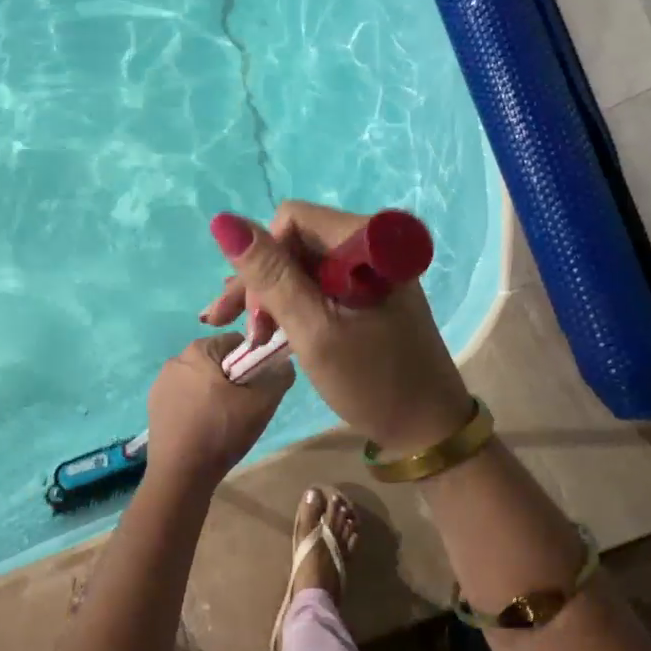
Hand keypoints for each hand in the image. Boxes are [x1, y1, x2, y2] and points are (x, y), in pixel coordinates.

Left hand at [144, 333, 292, 489]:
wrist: (180, 474)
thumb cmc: (221, 431)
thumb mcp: (262, 404)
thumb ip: (279, 377)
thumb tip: (284, 364)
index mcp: (198, 350)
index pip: (235, 343)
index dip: (252, 363)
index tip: (256, 388)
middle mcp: (175, 360)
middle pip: (216, 361)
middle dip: (232, 379)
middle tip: (243, 408)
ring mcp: (160, 384)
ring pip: (199, 380)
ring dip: (213, 394)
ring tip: (223, 423)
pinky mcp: (153, 406)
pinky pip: (183, 398)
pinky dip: (196, 407)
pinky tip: (203, 430)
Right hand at [204, 202, 473, 453]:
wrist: (427, 430)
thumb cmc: (372, 382)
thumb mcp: (313, 329)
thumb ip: (270, 275)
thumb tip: (223, 221)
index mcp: (365, 240)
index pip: (292, 220)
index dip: (264, 258)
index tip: (256, 313)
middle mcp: (368, 242)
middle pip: (294, 241)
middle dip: (260, 281)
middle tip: (237, 328)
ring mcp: (369, 268)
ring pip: (300, 264)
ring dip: (269, 296)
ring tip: (249, 336)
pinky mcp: (366, 292)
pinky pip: (316, 283)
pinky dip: (290, 305)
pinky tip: (268, 331)